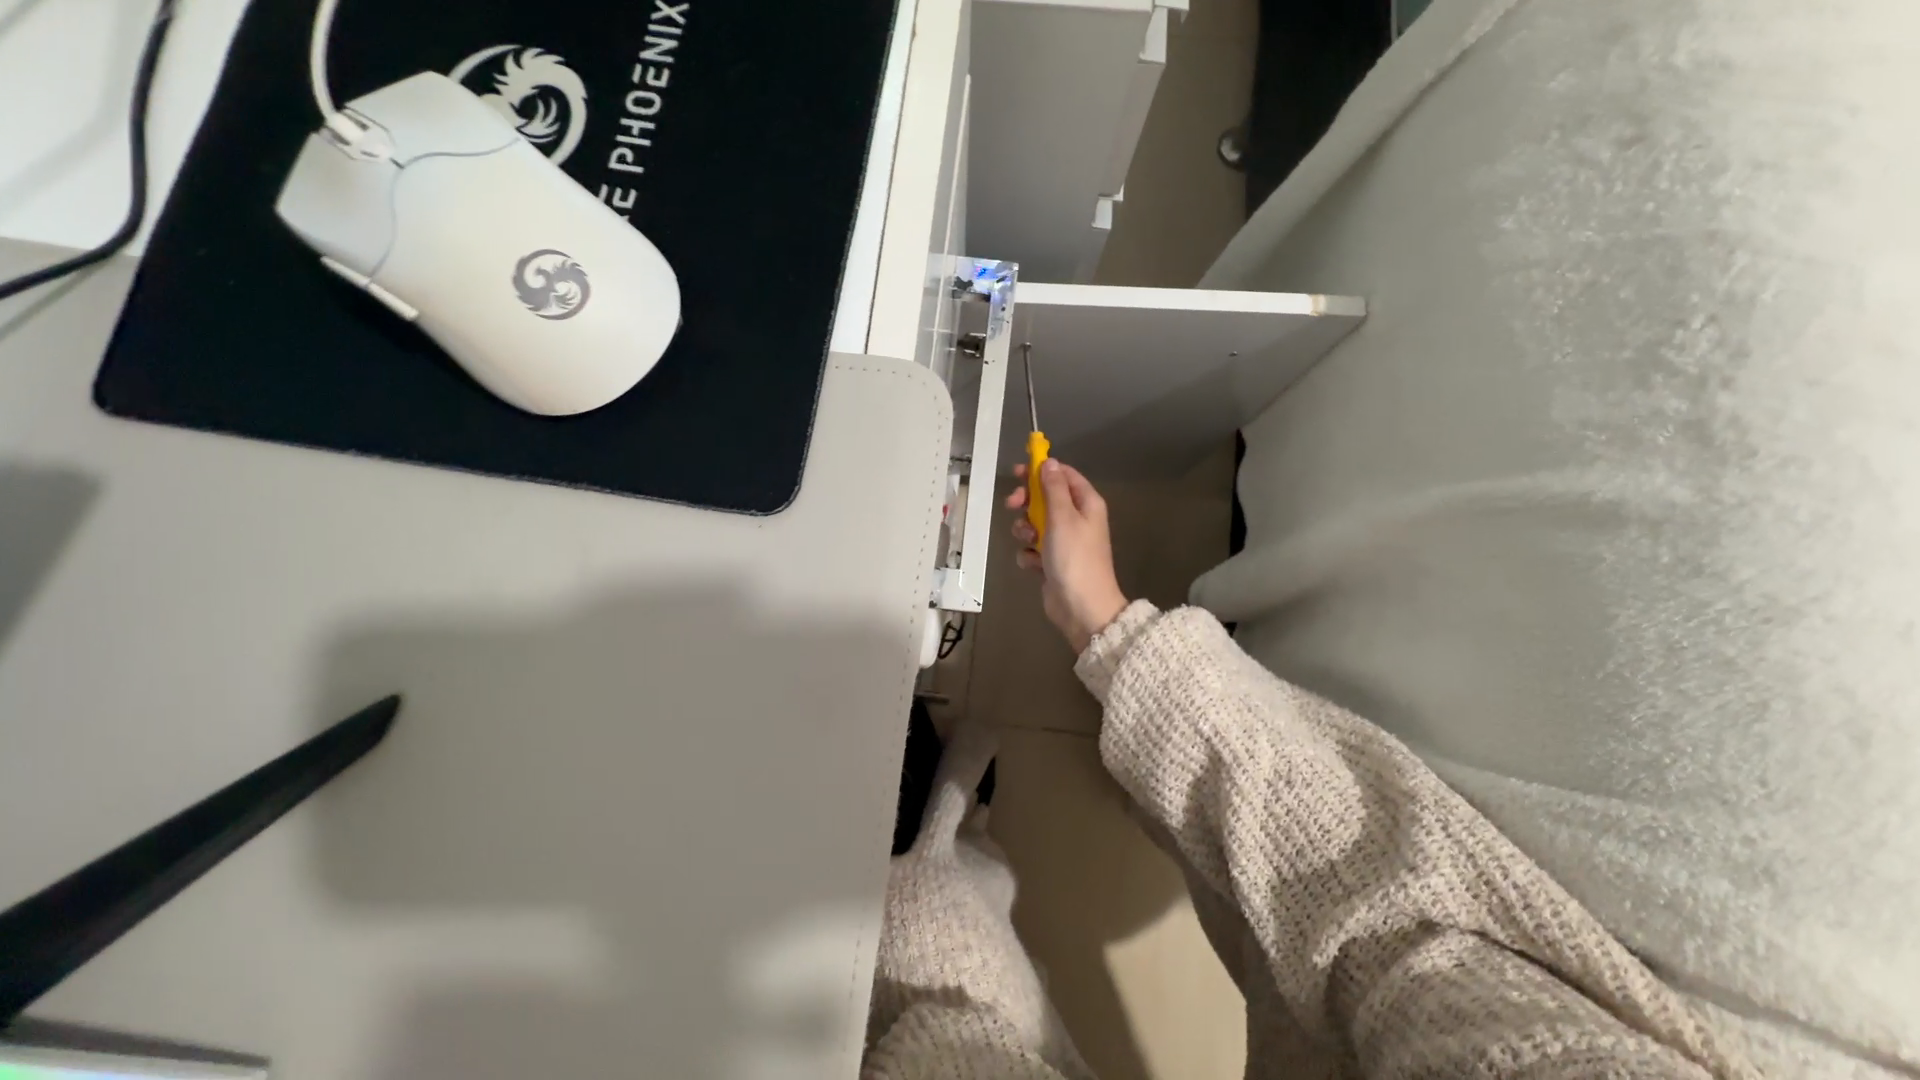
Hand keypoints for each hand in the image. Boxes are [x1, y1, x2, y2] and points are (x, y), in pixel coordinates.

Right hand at [1008, 459, 1128, 653]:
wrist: (1081, 607)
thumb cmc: (1074, 557)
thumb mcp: (1063, 517)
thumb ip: (1053, 488)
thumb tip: (1049, 462)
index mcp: (1086, 504)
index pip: (1064, 475)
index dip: (1042, 470)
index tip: (1018, 471)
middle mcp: (1077, 519)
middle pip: (1045, 498)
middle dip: (1027, 502)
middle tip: (1013, 505)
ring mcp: (1064, 541)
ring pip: (1035, 523)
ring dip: (1025, 529)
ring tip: (1029, 541)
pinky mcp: (1051, 561)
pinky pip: (1033, 548)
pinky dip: (1030, 554)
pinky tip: (1034, 564)